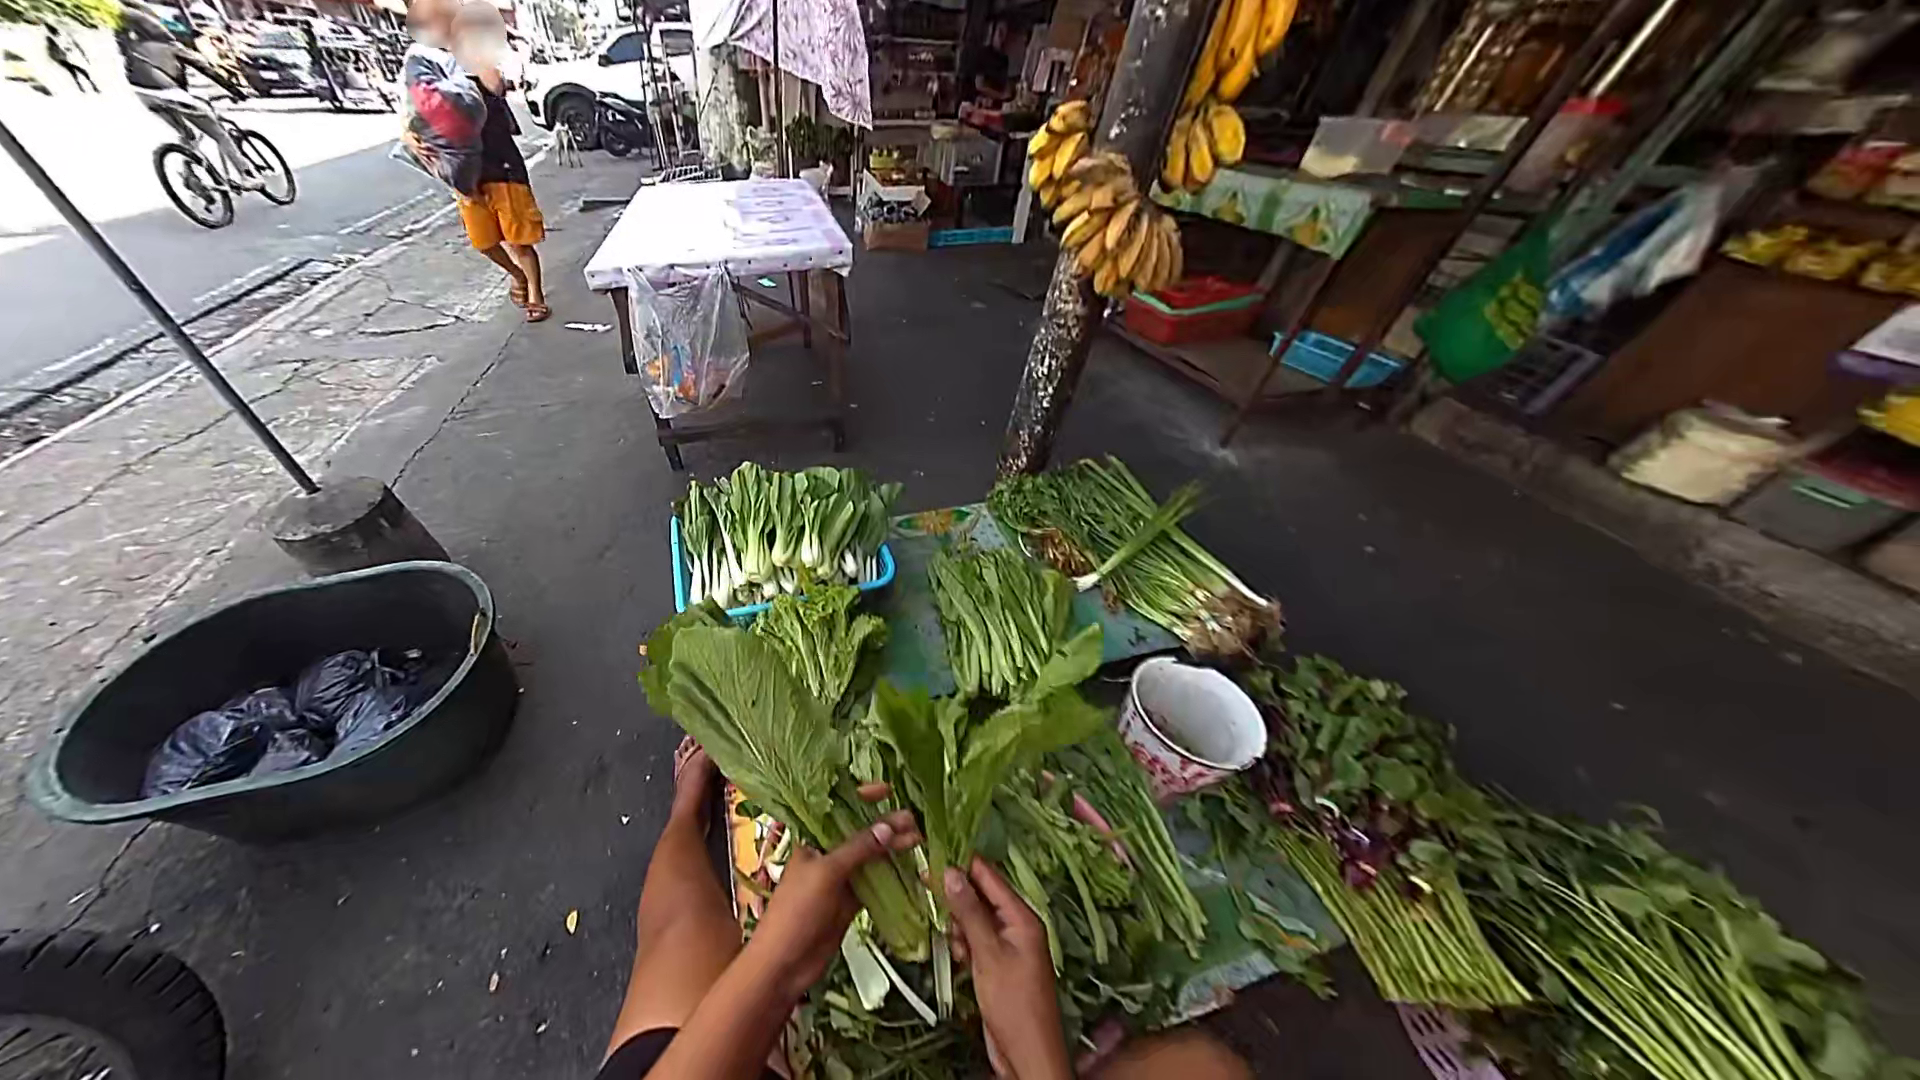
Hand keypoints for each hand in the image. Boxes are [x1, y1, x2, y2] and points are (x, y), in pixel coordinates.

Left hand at [747, 809, 920, 997]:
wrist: (782, 966)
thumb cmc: (796, 911)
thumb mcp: (827, 872)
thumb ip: (859, 848)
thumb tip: (890, 826)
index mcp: (813, 838)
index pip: (839, 807)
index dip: (863, 796)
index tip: (889, 791)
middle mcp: (827, 852)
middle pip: (860, 831)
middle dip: (886, 824)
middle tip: (914, 822)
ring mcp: (840, 876)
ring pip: (870, 855)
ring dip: (892, 847)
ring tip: (918, 840)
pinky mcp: (849, 900)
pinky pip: (874, 880)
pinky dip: (891, 874)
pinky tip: (911, 866)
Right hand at [945, 858, 1072, 1079]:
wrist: (1028, 1056)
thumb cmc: (1013, 1003)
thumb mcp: (988, 954)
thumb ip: (969, 912)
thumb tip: (950, 872)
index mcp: (1022, 915)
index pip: (989, 876)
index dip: (963, 863)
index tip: (933, 853)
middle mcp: (1016, 924)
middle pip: (981, 895)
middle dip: (957, 896)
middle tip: (927, 889)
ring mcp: (1008, 944)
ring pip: (976, 918)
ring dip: (960, 923)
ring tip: (952, 937)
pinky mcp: (998, 963)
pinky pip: (977, 940)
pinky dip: (964, 942)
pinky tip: (958, 953)